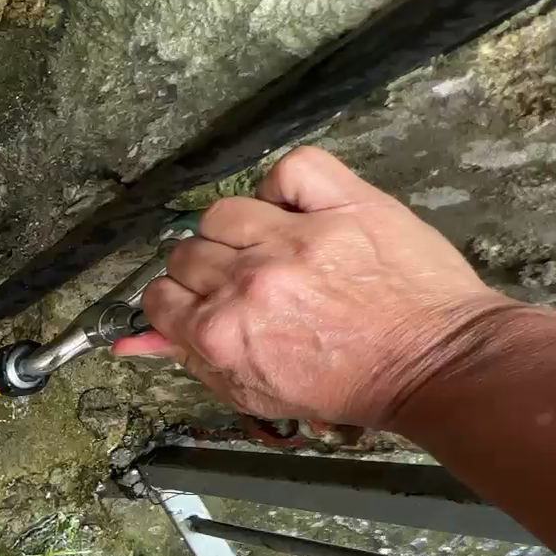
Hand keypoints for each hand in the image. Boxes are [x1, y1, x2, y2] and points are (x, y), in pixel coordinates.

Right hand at [111, 146, 521, 429]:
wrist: (428, 363)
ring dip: (235, 229)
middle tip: (237, 283)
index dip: (174, 302)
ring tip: (264, 246)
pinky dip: (286, 183)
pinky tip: (294, 208)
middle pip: (185, 254)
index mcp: (214, 330)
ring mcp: (295, 240)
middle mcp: (244, 283)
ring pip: (223, 213)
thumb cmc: (333, 384)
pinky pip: (293, 168)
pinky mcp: (347, 207)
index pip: (157, 295)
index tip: (198, 305)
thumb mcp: (243, 386)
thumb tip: (127, 343)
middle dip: (202, 270)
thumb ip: (184, 357)